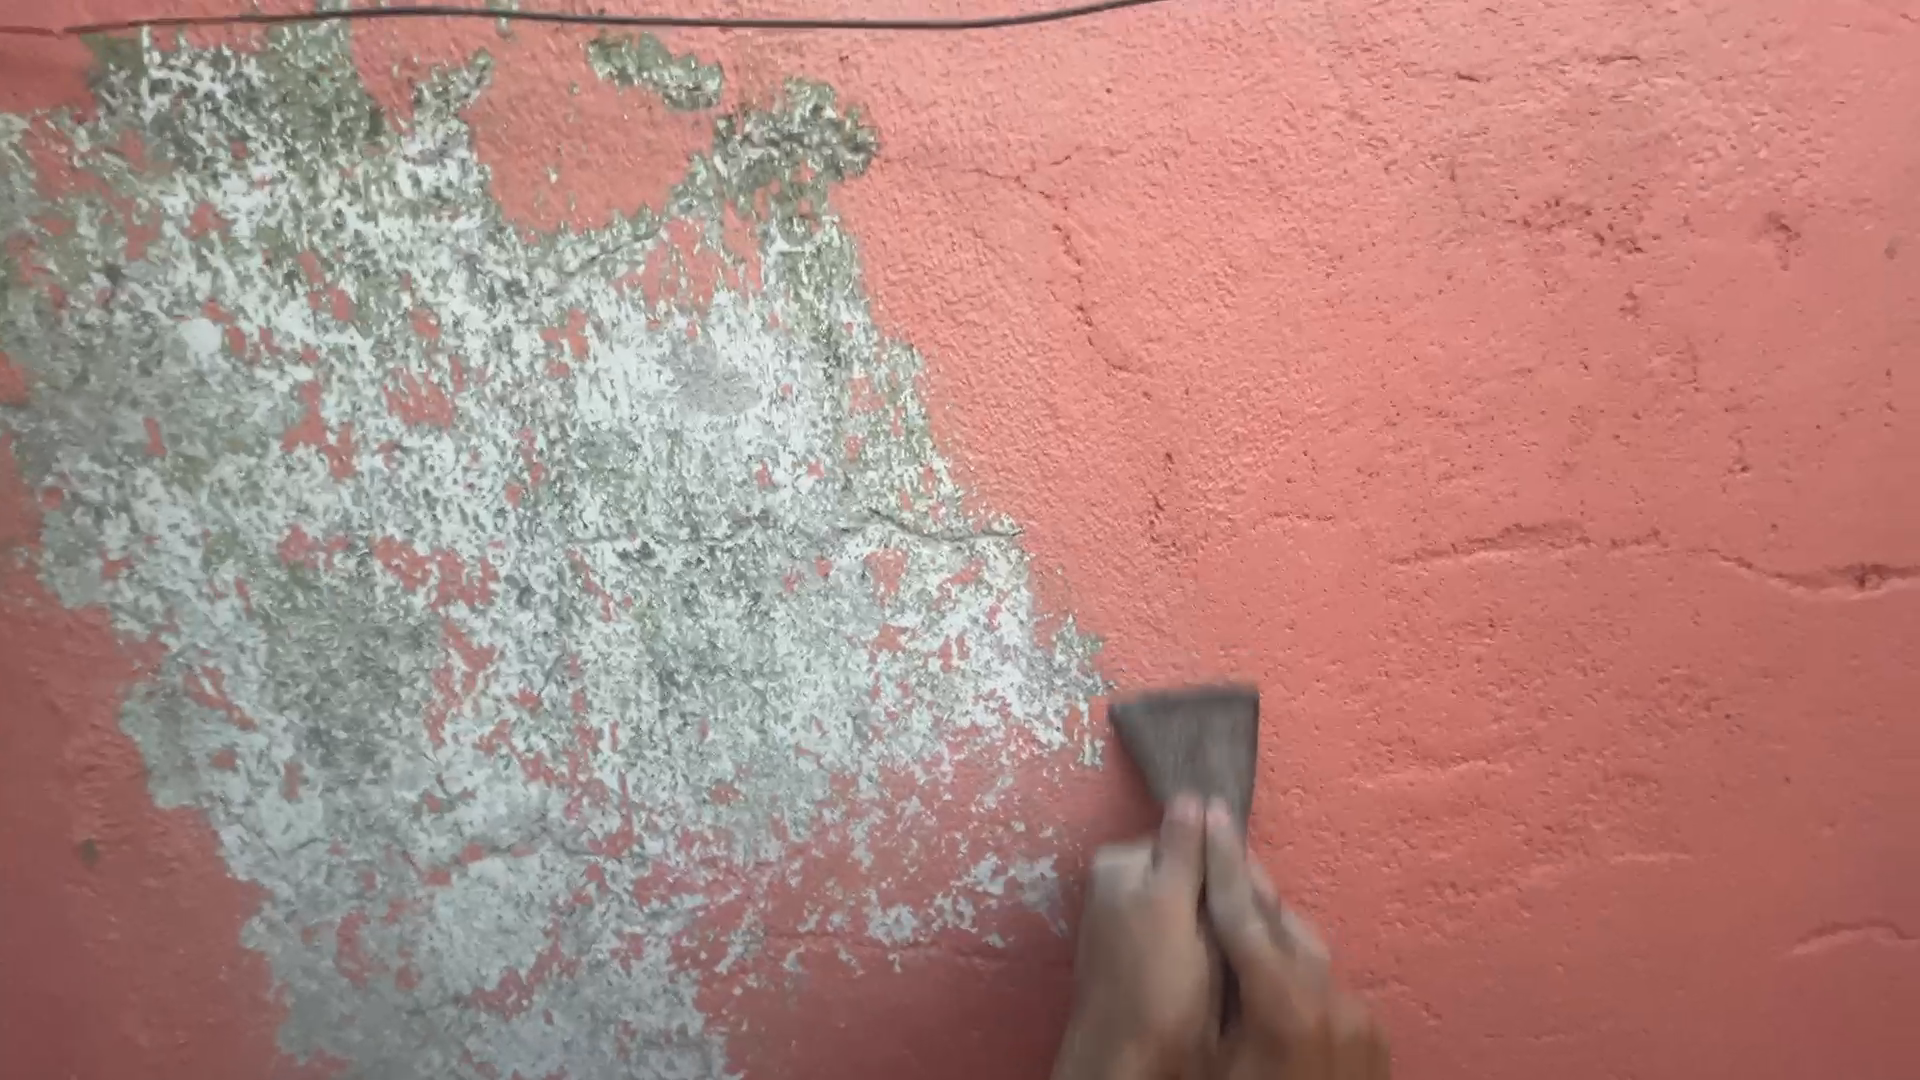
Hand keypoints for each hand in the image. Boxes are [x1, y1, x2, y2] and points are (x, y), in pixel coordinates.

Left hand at [1054, 795, 1218, 1079]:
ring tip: (1230, 958)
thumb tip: (1194, 793)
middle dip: (1222, 896)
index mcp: (1120, 861)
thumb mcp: (1170, 907)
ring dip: (1218, 925)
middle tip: (1244, 934)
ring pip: (1194, 905)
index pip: (1188, 838)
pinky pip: (1185, 933)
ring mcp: (1129, 917)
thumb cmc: (1152, 983)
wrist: (1125, 1061)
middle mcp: (1119, 880)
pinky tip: (1215, 974)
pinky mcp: (1143, 953)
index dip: (1225, 865)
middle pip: (1191, 871)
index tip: (1253, 899)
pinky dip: (1205, 947)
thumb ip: (1184, 851)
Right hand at [1202, 800, 1388, 1079]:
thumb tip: (1203, 924)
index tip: (1208, 810)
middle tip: (1217, 838)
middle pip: (1275, 917)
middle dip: (1242, 880)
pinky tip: (1271, 970)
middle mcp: (1328, 997)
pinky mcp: (1373, 1031)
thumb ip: (1211, 986)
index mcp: (1282, 1002)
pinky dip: (1293, 962)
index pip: (1241, 910)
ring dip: (1266, 924)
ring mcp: (1358, 1015)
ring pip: (1302, 944)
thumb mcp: (1212, 1058)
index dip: (1220, 857)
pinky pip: (1323, 976)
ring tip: (1235, 905)